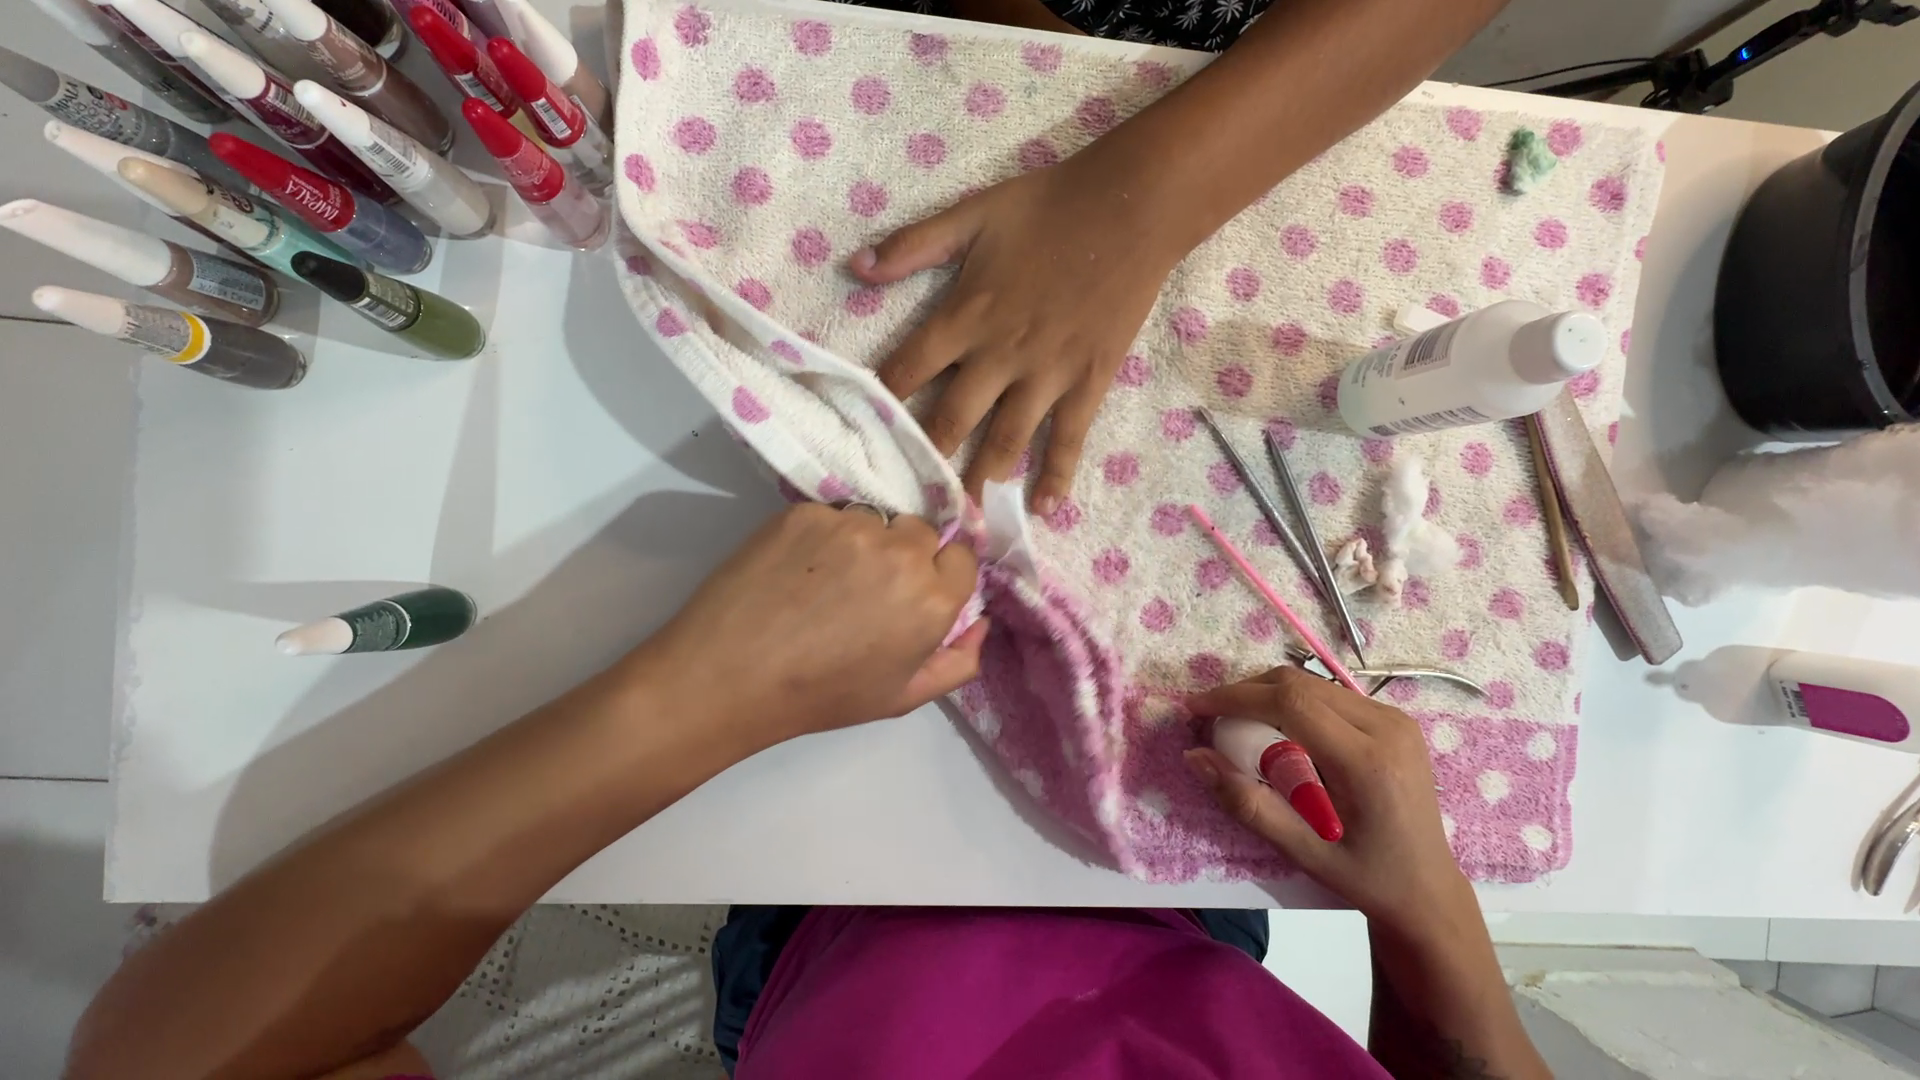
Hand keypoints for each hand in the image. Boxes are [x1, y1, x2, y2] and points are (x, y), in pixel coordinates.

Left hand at [645, 504, 984, 742]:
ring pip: (876, 519)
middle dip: (905, 553)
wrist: (730, 676)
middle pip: (922, 532)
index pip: (963, 558)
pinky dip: (821, 536)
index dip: (940, 575)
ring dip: (864, 541)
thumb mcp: (902, 697)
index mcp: (933, 601)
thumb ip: (958, 661)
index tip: (911, 592)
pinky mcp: (807, 512)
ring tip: (826, 578)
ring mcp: (852, 527)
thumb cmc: (822, 695)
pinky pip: (831, 514)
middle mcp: (902, 554)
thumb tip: (982, 621)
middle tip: (866, 587)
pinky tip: (796, 569)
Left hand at [852, 149, 1184, 513]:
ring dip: (982, 481)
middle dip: (928, 460)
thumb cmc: (1047, 208)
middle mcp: (999, 356)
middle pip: (953, 419)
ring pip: (1006, 441)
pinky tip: (1043, 509)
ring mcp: (1047, 376)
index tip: (865, 439)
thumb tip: (854, 267)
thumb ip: (913, 245)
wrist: (1131, 207)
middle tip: (909, 501)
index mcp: (965, 316)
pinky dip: (1057, 475)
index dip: (884, 404)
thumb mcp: (972, 213)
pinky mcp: (1088, 383)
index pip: (909, 370)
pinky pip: (1069, 438)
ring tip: (965, 520)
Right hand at [1184, 667, 1473, 937]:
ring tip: (1239, 721)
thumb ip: (1246, 802)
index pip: (1290, 702)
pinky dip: (1293, 702)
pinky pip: (1329, 695)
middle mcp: (1386, 728)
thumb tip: (1195, 756)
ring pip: (1312, 683)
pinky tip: (1277, 729)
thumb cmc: (1364, 876)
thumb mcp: (1300, 849)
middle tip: (1213, 715)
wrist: (1427, 890)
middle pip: (1299, 683)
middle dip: (1247, 691)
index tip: (1198, 708)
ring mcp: (1395, 719)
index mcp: (1367, 761)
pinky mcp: (1394, 720)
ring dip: (1268, 694)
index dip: (1237, 697)